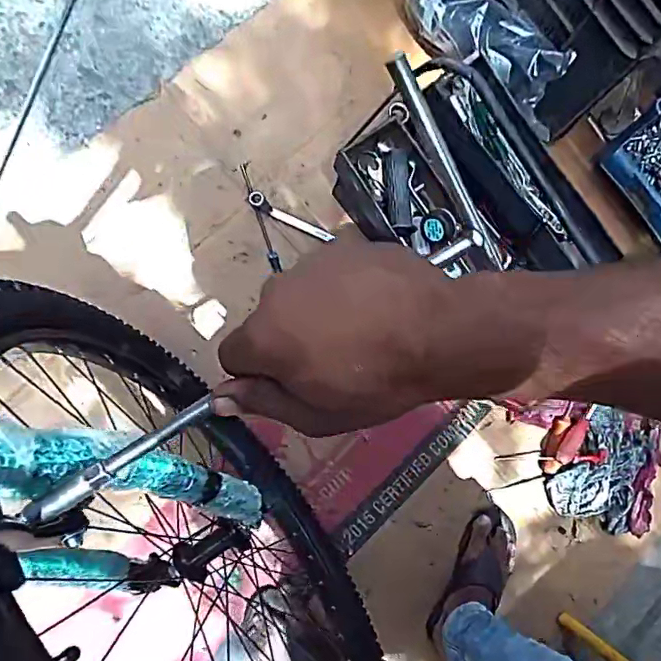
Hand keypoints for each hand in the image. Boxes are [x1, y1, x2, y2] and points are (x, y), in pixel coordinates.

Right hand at [216, 242, 535, 435]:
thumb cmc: (376, 383)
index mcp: (262, 336)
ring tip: (358, 333)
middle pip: (265, 323)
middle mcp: (275, 291)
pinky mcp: (343, 246)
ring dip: (313, 315)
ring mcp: (310, 264)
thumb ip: (261, 403)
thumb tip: (219, 398)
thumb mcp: (315, 414)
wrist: (441, 331)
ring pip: (296, 298)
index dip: (259, 375)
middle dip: (286, 342)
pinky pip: (326, 276)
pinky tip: (373, 308)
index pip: (232, 356)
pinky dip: (340, 291)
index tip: (293, 383)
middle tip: (332, 362)